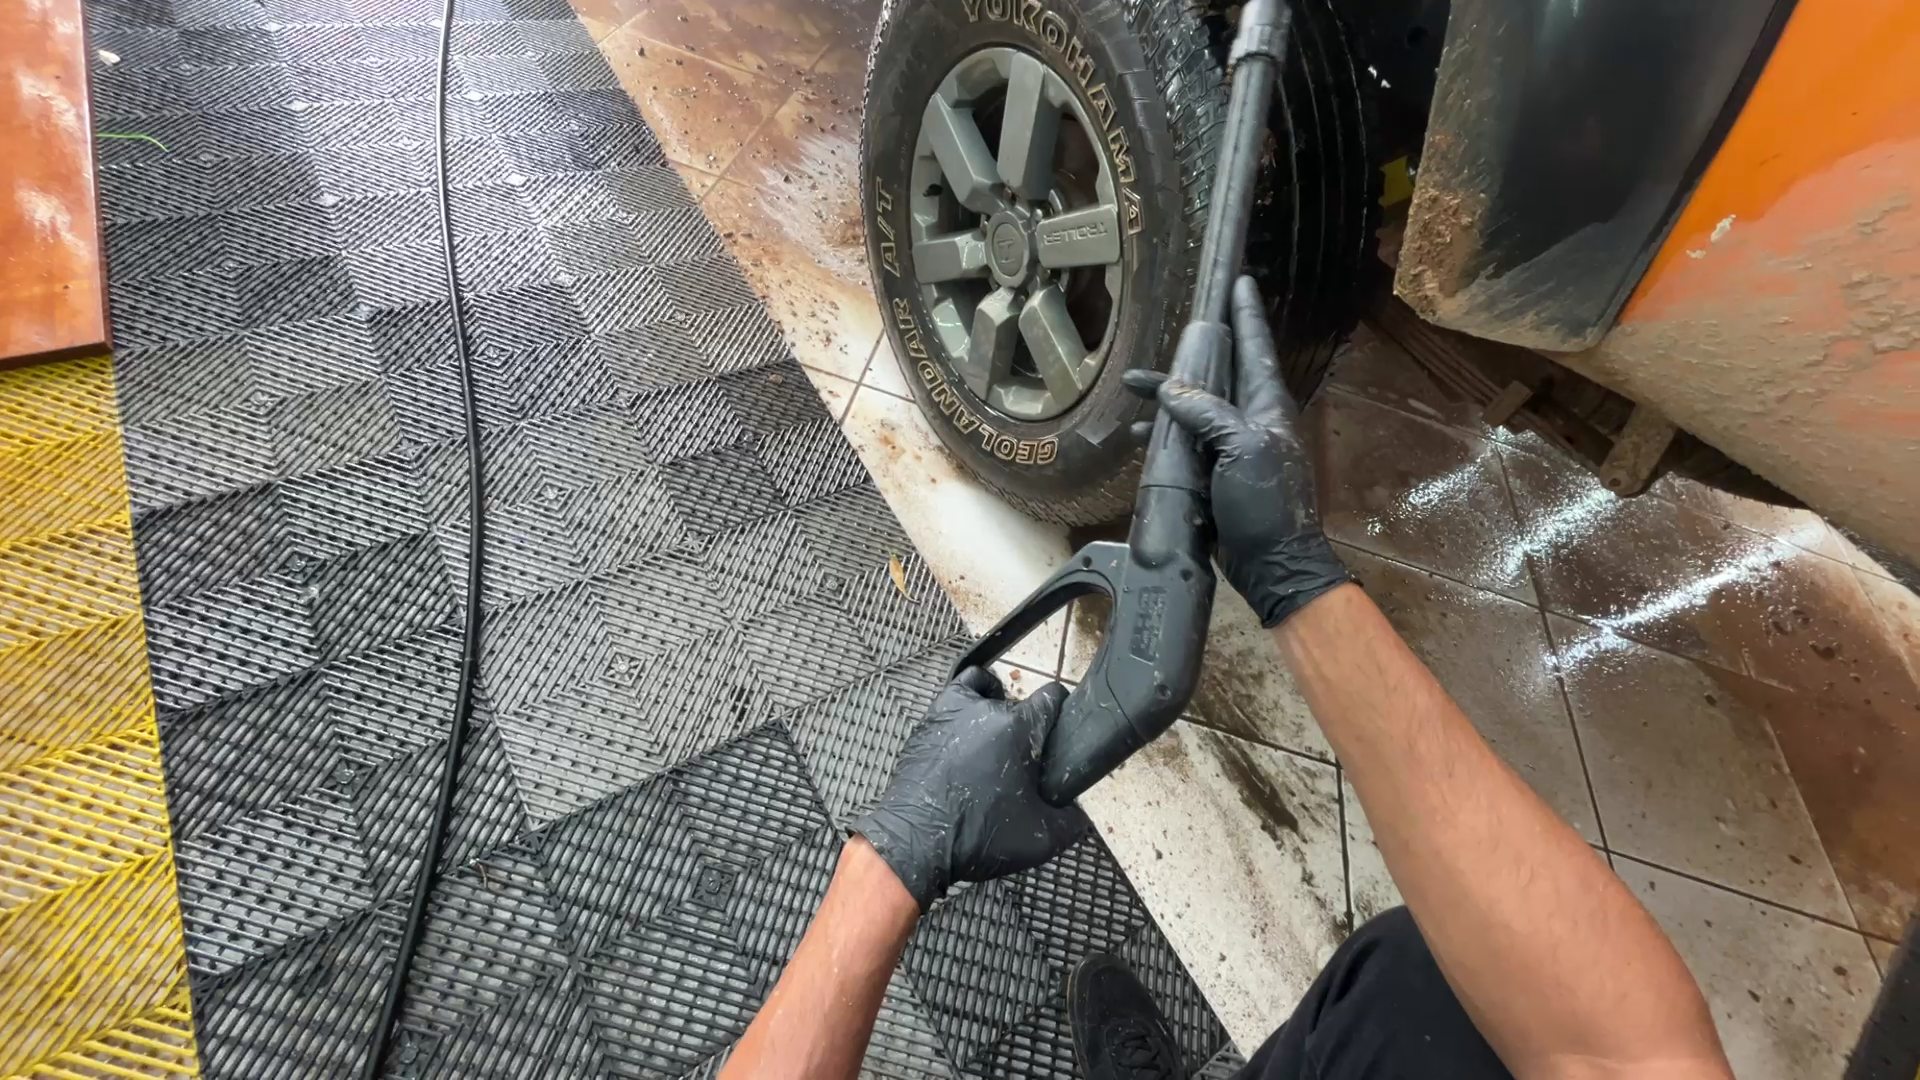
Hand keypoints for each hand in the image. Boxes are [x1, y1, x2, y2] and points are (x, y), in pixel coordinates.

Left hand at [851, 667, 1089, 909]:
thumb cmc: (976, 835)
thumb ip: (1071, 822)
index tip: (1059, 730)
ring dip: (994, 708)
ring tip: (994, 737)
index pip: (1052, 698)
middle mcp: (988, 709)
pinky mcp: (929, 719)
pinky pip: (955, 694)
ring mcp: (954, 710)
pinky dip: (966, 703)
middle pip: (1018, 704)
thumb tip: (1077, 813)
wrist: (916, 840)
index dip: (1061, 711)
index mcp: (1019, 728)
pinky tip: (967, 726)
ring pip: (986, 690)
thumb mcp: (1039, 839)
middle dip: (1025, 730)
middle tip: (1021, 763)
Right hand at [1124, 275, 1349, 626]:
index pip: (1256, 349)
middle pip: (1218, 377)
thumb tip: (1171, 388)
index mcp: (1266, 407)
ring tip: (1132, 391)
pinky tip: (1139, 438)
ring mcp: (1232, 448)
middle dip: (1190, 361)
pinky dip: (1164, 436)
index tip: (1240, 284)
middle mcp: (1250, 421)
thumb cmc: (1266, 503)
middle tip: (1159, 347)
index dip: (1247, 315)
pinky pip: (1187, 443)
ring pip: (1197, 410)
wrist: (1272, 562)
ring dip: (1167, 401)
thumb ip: (1208, 414)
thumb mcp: (1241, 449)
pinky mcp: (1216, 474)